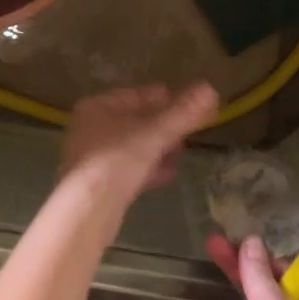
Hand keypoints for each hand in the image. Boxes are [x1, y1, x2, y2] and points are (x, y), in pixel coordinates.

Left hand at [59, 83, 217, 197]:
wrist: (88, 210)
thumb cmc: (117, 159)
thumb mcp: (154, 133)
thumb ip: (183, 113)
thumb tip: (210, 88)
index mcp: (97, 106)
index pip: (136, 95)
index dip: (165, 97)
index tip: (191, 102)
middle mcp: (91, 128)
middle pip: (134, 120)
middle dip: (164, 124)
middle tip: (192, 127)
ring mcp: (93, 157)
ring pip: (132, 146)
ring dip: (158, 147)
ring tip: (183, 150)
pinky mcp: (99, 184)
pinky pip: (129, 168)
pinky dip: (150, 167)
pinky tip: (170, 173)